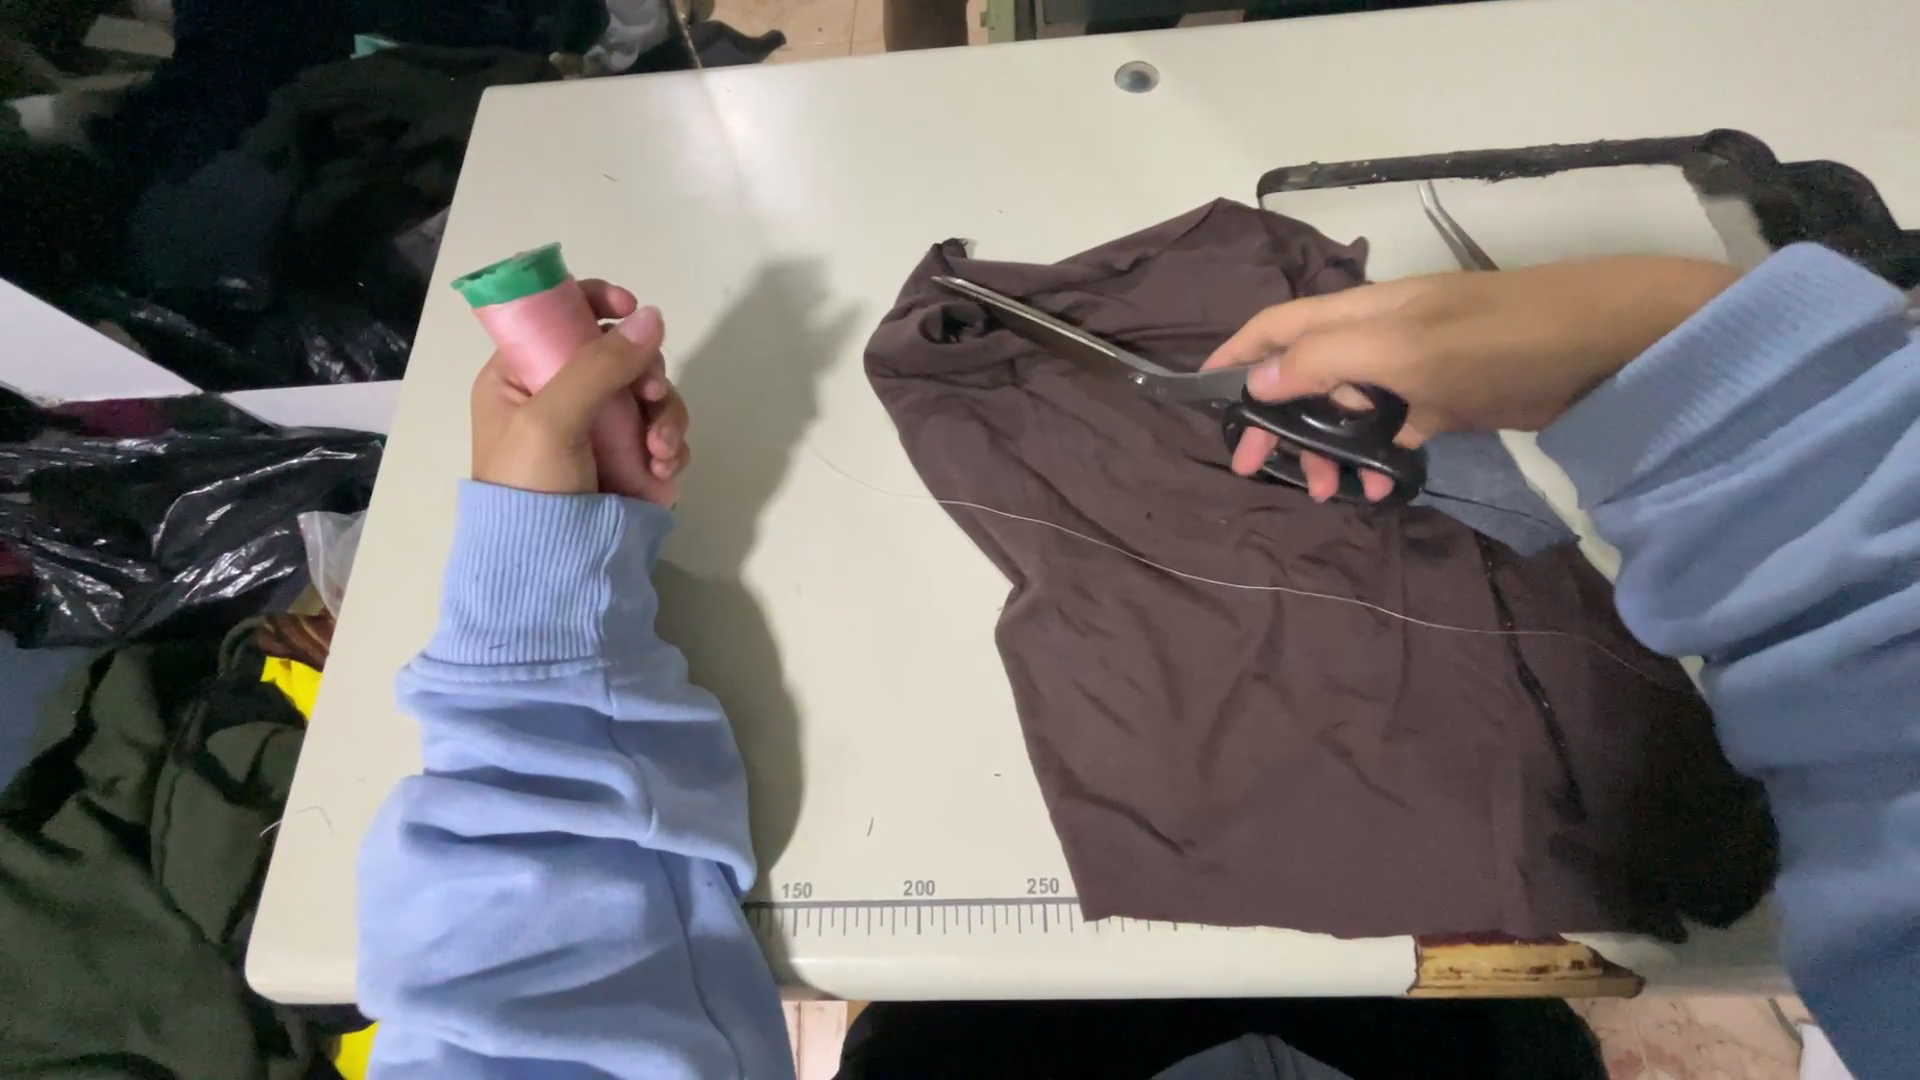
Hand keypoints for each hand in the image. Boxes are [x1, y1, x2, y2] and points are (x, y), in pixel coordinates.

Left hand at [471, 280, 689, 504]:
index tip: (631, 309)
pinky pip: (669, 433)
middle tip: (651, 396)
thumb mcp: (552, 418)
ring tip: (657, 453)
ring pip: (656, 395)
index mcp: (526, 373)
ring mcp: (607, 427)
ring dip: (667, 419)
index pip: (561, 316)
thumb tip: (652, 317)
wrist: (554, 560)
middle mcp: (569, 393)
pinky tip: (660, 470)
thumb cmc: (530, 484)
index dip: (597, 302)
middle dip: (647, 374)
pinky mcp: (637, 457)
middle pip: (625, 354)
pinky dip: (672, 448)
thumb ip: (599, 365)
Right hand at [1203, 257, 1741, 501]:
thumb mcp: (1402, 348)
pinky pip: (1384, 433)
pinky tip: (1381, 486)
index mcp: (1356, 316)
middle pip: (1298, 379)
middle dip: (1272, 423)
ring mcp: (1404, 371)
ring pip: (1338, 412)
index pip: (1274, 329)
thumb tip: (1257, 383)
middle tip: (1252, 468)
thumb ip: (1321, 361)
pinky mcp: (1436, 400)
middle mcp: (1371, 339)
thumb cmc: (1499, 339)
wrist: (1614, 348)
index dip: (1234, 357)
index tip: (1203, 394)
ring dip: (1324, 451)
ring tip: (1328, 491)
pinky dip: (1374, 459)